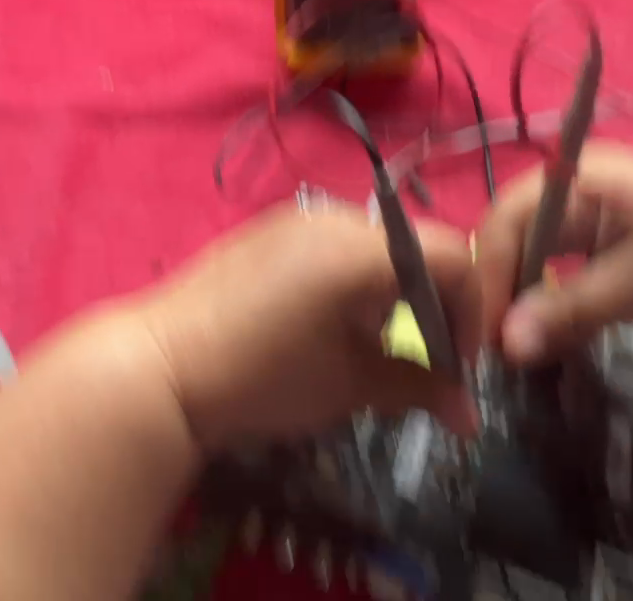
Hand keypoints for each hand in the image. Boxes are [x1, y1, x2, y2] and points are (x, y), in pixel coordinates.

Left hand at [139, 201, 480, 449]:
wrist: (161, 365)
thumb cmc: (263, 375)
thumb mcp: (349, 385)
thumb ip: (419, 388)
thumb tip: (471, 416)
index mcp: (360, 246)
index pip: (450, 256)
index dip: (471, 308)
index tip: (460, 362)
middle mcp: (333, 216)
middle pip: (413, 247)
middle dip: (430, 302)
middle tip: (422, 356)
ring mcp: (295, 218)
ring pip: (373, 244)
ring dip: (390, 290)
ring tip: (368, 343)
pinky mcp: (267, 231)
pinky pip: (331, 243)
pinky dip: (351, 278)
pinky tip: (324, 322)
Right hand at [473, 142, 632, 364]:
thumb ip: (566, 310)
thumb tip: (505, 347)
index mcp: (578, 176)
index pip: (508, 217)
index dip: (491, 271)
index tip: (485, 330)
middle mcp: (574, 190)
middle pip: (515, 235)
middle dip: (502, 288)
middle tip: (494, 345)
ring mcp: (590, 219)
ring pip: (535, 256)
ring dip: (524, 300)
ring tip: (516, 347)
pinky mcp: (606, 248)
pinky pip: (561, 273)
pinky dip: (552, 304)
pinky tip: (547, 337)